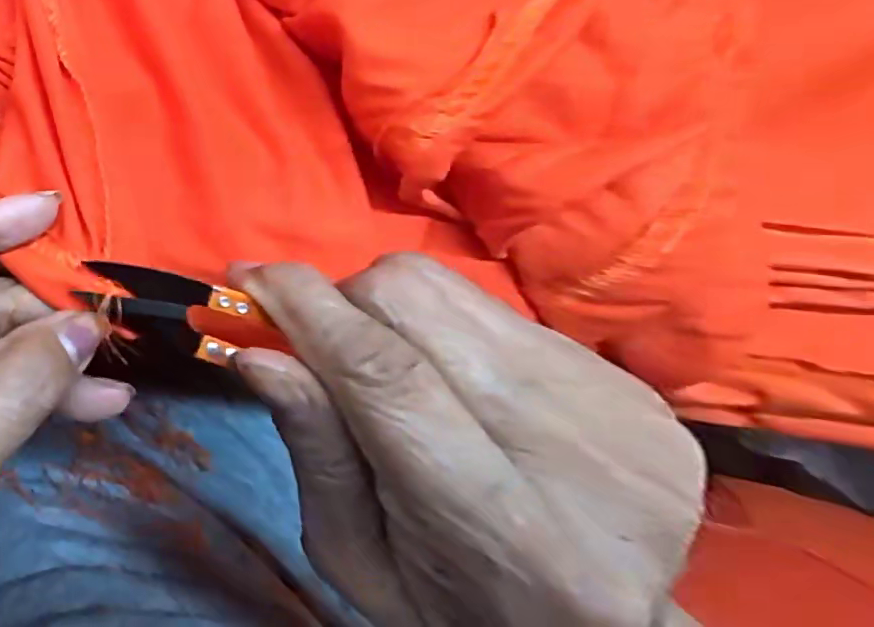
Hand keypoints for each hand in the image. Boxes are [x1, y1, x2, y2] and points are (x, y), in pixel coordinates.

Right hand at [232, 255, 703, 626]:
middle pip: (408, 303)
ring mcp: (614, 409)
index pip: (386, 375)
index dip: (305, 309)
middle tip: (315, 340)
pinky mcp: (628, 383)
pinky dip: (432, 321)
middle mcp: (579, 457)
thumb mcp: (354, 555)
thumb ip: (311, 448)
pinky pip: (480, 300)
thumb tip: (254, 353)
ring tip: (383, 358)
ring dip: (380, 306)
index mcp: (509, 535)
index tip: (244, 279)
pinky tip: (447, 376)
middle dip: (335, 301)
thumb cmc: (449, 605)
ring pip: (438, 284)